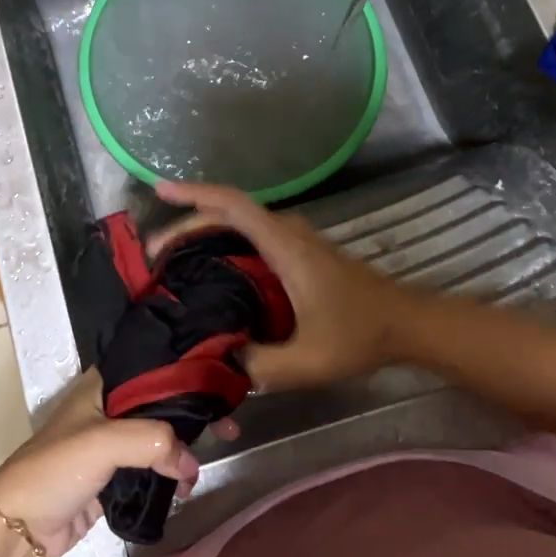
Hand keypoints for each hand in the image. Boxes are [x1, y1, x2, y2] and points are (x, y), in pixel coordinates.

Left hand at [0, 371, 231, 556]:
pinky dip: (173, 470)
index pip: (152, 364)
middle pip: (161, 400)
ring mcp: (113, 440)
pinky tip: (189, 479)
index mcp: (104, 383)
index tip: (221, 380)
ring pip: (160, 434)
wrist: (22, 523)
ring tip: (219, 449)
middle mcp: (111, 405)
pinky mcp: (115, 473)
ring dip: (186, 444)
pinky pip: (154, 465)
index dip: (186, 371)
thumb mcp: (106, 442)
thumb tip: (191, 462)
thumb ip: (154, 442)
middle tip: (229, 423)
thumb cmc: (57, 466)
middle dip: (194, 411)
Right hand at [154, 180, 419, 390]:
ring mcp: (292, 238)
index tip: (159, 190)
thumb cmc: (358, 334)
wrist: (404, 323)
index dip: (194, 194)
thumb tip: (215, 359)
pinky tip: (206, 269)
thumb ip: (259, 365)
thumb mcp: (308, 362)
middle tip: (151, 254)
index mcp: (284, 245)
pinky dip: (220, 243)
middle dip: (185, 224)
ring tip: (169, 260)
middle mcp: (285, 231)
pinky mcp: (296, 251)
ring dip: (201, 232)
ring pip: (237, 222)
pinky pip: (248, 236)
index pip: (232, 206)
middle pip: (227, 212)